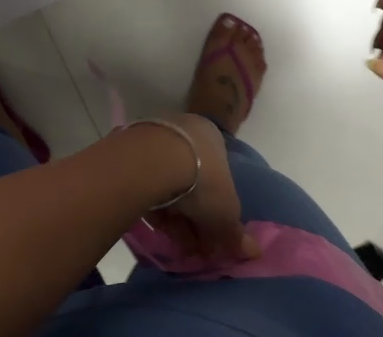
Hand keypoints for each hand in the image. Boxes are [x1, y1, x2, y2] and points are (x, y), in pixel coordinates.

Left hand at [141, 113, 260, 260]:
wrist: (151, 160)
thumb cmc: (202, 179)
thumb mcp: (226, 212)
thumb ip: (236, 233)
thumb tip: (252, 251)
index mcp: (211, 135)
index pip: (220, 175)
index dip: (218, 211)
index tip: (214, 237)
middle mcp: (183, 130)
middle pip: (193, 181)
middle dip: (195, 219)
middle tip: (194, 247)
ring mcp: (154, 139)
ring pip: (168, 185)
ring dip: (174, 218)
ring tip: (176, 243)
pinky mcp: (130, 152)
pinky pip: (146, 184)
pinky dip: (153, 207)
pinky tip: (155, 227)